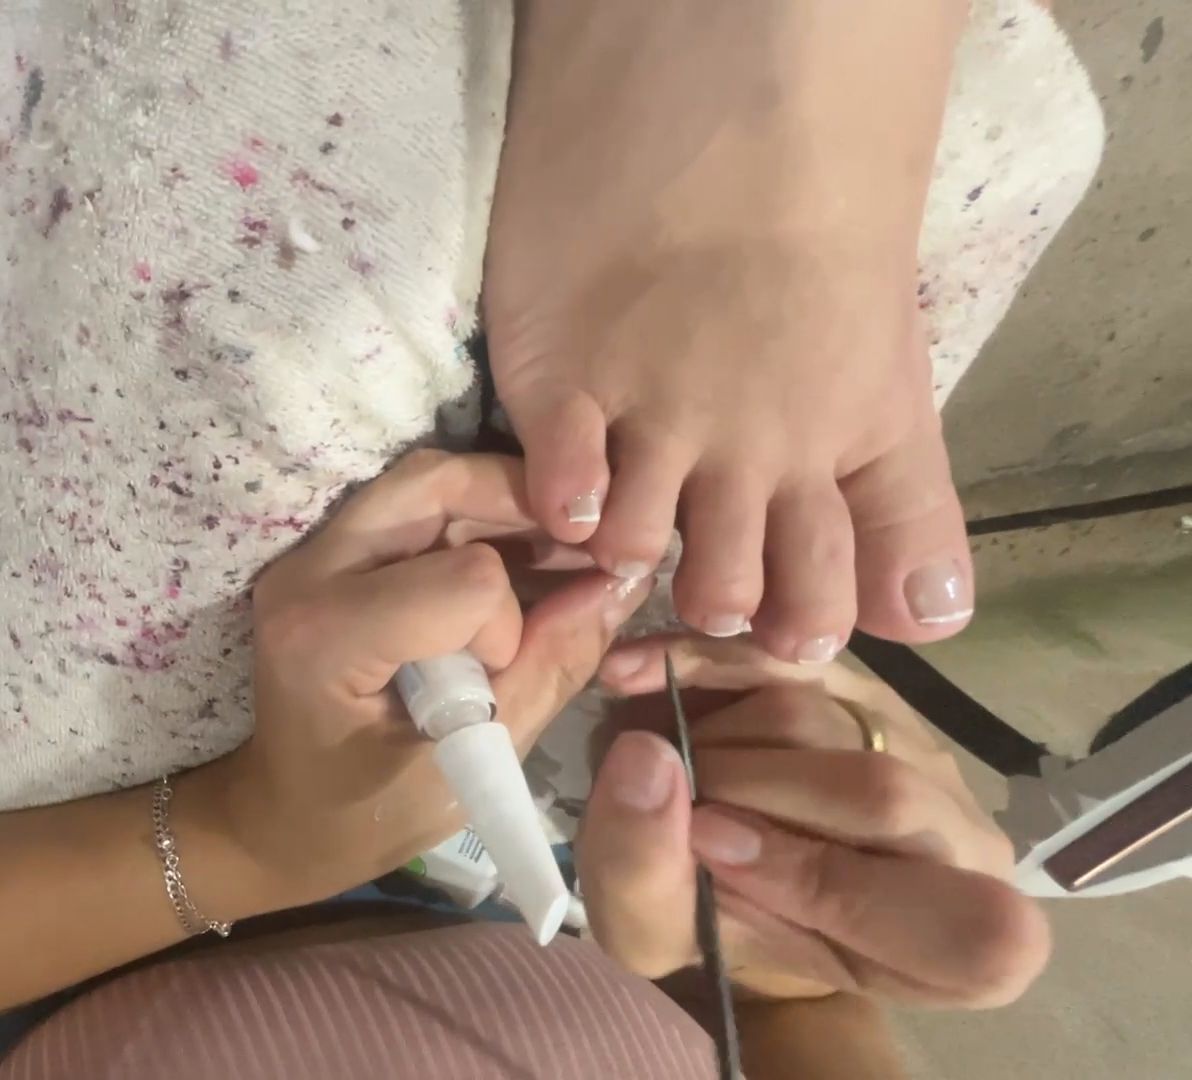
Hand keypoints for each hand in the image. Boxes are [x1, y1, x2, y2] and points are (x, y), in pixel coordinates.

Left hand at [220, 451, 652, 904]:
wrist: (282, 812)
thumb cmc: (365, 814)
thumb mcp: (470, 763)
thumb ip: (548, 667)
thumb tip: (620, 584)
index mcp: (327, 635)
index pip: (465, 579)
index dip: (509, 620)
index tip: (499, 669)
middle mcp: (305, 574)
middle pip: (432, 482)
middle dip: (519, 506)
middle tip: (573, 550)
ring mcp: (306, 557)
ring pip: (420, 481)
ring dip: (496, 505)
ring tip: (549, 551)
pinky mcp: (319, 555)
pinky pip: (406, 504)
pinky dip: (468, 517)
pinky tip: (507, 555)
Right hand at [483, 0, 974, 660]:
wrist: (723, 116)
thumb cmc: (803, 242)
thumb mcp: (889, 374)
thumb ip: (899, 499)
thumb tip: (931, 621)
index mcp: (838, 448)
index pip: (837, 591)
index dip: (809, 630)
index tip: (779, 638)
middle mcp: (753, 451)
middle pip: (737, 588)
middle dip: (721, 608)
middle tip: (690, 596)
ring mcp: (655, 419)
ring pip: (643, 552)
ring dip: (633, 564)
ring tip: (622, 540)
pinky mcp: (567, 389)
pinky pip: (565, 489)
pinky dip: (567, 510)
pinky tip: (570, 500)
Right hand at [576, 637, 1047, 1007]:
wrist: (686, 861)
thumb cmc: (690, 921)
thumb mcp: (649, 927)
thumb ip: (645, 865)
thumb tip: (650, 758)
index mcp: (951, 952)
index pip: (966, 926)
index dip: (821, 880)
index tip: (707, 849)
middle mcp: (965, 847)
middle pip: (874, 791)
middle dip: (737, 787)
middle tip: (669, 800)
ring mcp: (911, 750)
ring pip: (812, 712)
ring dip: (705, 735)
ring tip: (660, 763)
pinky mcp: (846, 684)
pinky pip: (773, 655)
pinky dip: (693, 660)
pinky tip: (632, 673)